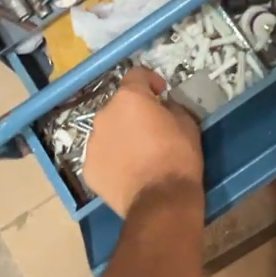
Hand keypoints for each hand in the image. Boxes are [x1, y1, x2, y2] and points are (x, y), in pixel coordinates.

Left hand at [83, 67, 203, 215]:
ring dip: (121, 135)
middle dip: (133, 112)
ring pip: (108, 131)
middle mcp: (105, 114)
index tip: (160, 92)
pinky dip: (112, 159)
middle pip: (119, 106)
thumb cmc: (178, 157)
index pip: (135, 75)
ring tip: (138, 154)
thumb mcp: (187, 124)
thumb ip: (171, 108)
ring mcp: (93, 142)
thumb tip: (163, 107)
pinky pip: (102, 156)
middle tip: (151, 129)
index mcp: (129, 98)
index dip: (150, 80)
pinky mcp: (89, 168)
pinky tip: (127, 173)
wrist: (160, 201)